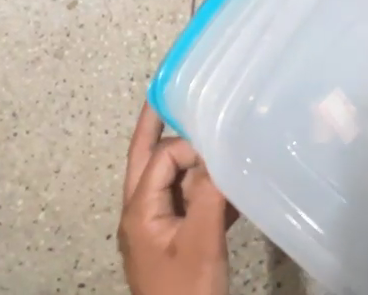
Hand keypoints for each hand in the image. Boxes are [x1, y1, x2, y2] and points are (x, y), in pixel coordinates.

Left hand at [118, 104, 233, 294]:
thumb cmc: (187, 290)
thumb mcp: (202, 241)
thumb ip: (209, 192)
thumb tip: (219, 152)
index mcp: (139, 211)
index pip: (161, 158)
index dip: (189, 146)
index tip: (219, 147)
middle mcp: (141, 213)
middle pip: (146, 159)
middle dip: (157, 126)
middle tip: (171, 92)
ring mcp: (155, 228)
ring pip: (168, 179)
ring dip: (187, 159)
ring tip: (211, 134)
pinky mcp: (172, 240)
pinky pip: (184, 202)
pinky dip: (202, 188)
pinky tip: (228, 184)